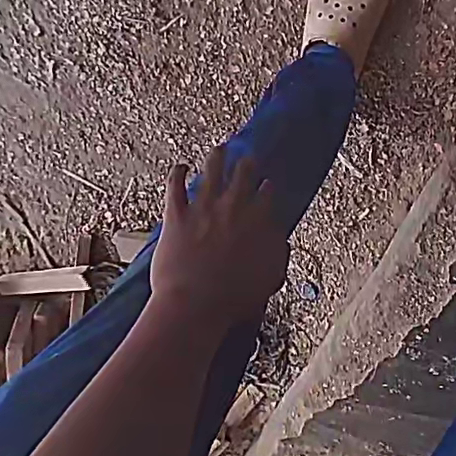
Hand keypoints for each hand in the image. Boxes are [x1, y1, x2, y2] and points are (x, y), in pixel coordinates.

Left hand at [149, 148, 288, 325]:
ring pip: (211, 170)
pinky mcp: (177, 215)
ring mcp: (203, 208)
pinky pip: (175, 186)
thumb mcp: (270, 278)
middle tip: (247, 159)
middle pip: (243, 173)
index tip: (267, 185)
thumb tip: (280, 239)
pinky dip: (177, 173)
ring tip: (219, 150)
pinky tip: (180, 166)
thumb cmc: (233, 298)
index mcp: (257, 221)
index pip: (267, 193)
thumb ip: (278, 253)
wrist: (195, 305)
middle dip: (247, 164)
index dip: (267, 187)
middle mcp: (232, 207)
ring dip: (216, 157)